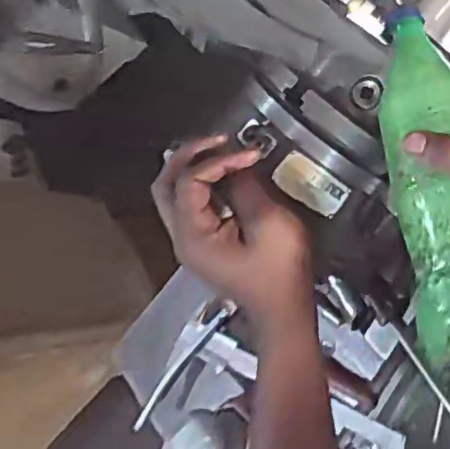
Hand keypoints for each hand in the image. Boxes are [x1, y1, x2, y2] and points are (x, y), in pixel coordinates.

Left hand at [151, 136, 312, 324]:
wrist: (283, 310)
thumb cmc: (279, 269)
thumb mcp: (269, 224)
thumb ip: (247, 189)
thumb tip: (238, 166)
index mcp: (193, 237)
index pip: (189, 183)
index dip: (218, 160)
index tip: (252, 154)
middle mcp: (183, 238)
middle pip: (166, 186)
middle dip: (189, 156)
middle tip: (220, 138)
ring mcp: (192, 241)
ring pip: (175, 194)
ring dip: (195, 166)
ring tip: (225, 148)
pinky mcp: (207, 241)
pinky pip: (194, 203)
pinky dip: (206, 181)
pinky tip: (229, 171)